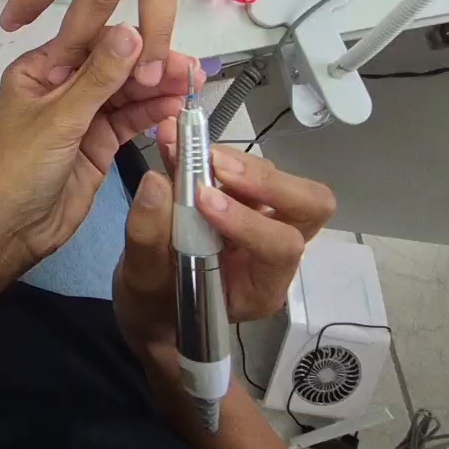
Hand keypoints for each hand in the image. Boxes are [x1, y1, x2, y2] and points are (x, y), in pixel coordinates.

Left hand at [0, 25, 202, 272]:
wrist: (13, 231)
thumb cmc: (21, 168)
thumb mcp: (59, 119)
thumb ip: (98, 78)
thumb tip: (131, 30)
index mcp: (38, 70)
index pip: (88, 43)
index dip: (126, 42)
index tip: (162, 44)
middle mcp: (60, 86)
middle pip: (112, 67)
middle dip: (150, 66)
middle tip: (191, 67)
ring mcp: (81, 115)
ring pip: (125, 93)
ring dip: (157, 88)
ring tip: (193, 83)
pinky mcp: (98, 141)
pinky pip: (129, 120)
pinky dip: (152, 113)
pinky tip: (176, 107)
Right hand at [113, 144, 335, 370]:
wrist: (154, 302)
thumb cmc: (155, 303)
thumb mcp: (140, 280)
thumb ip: (147, 236)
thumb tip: (156, 181)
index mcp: (260, 287)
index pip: (280, 248)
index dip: (246, 219)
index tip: (200, 197)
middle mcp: (275, 254)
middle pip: (308, 206)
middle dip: (262, 179)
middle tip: (212, 161)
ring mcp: (264, 223)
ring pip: (279, 180)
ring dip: (235, 160)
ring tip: (184, 148)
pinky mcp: (244, 201)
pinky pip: (246, 170)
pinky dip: (216, 154)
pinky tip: (182, 146)